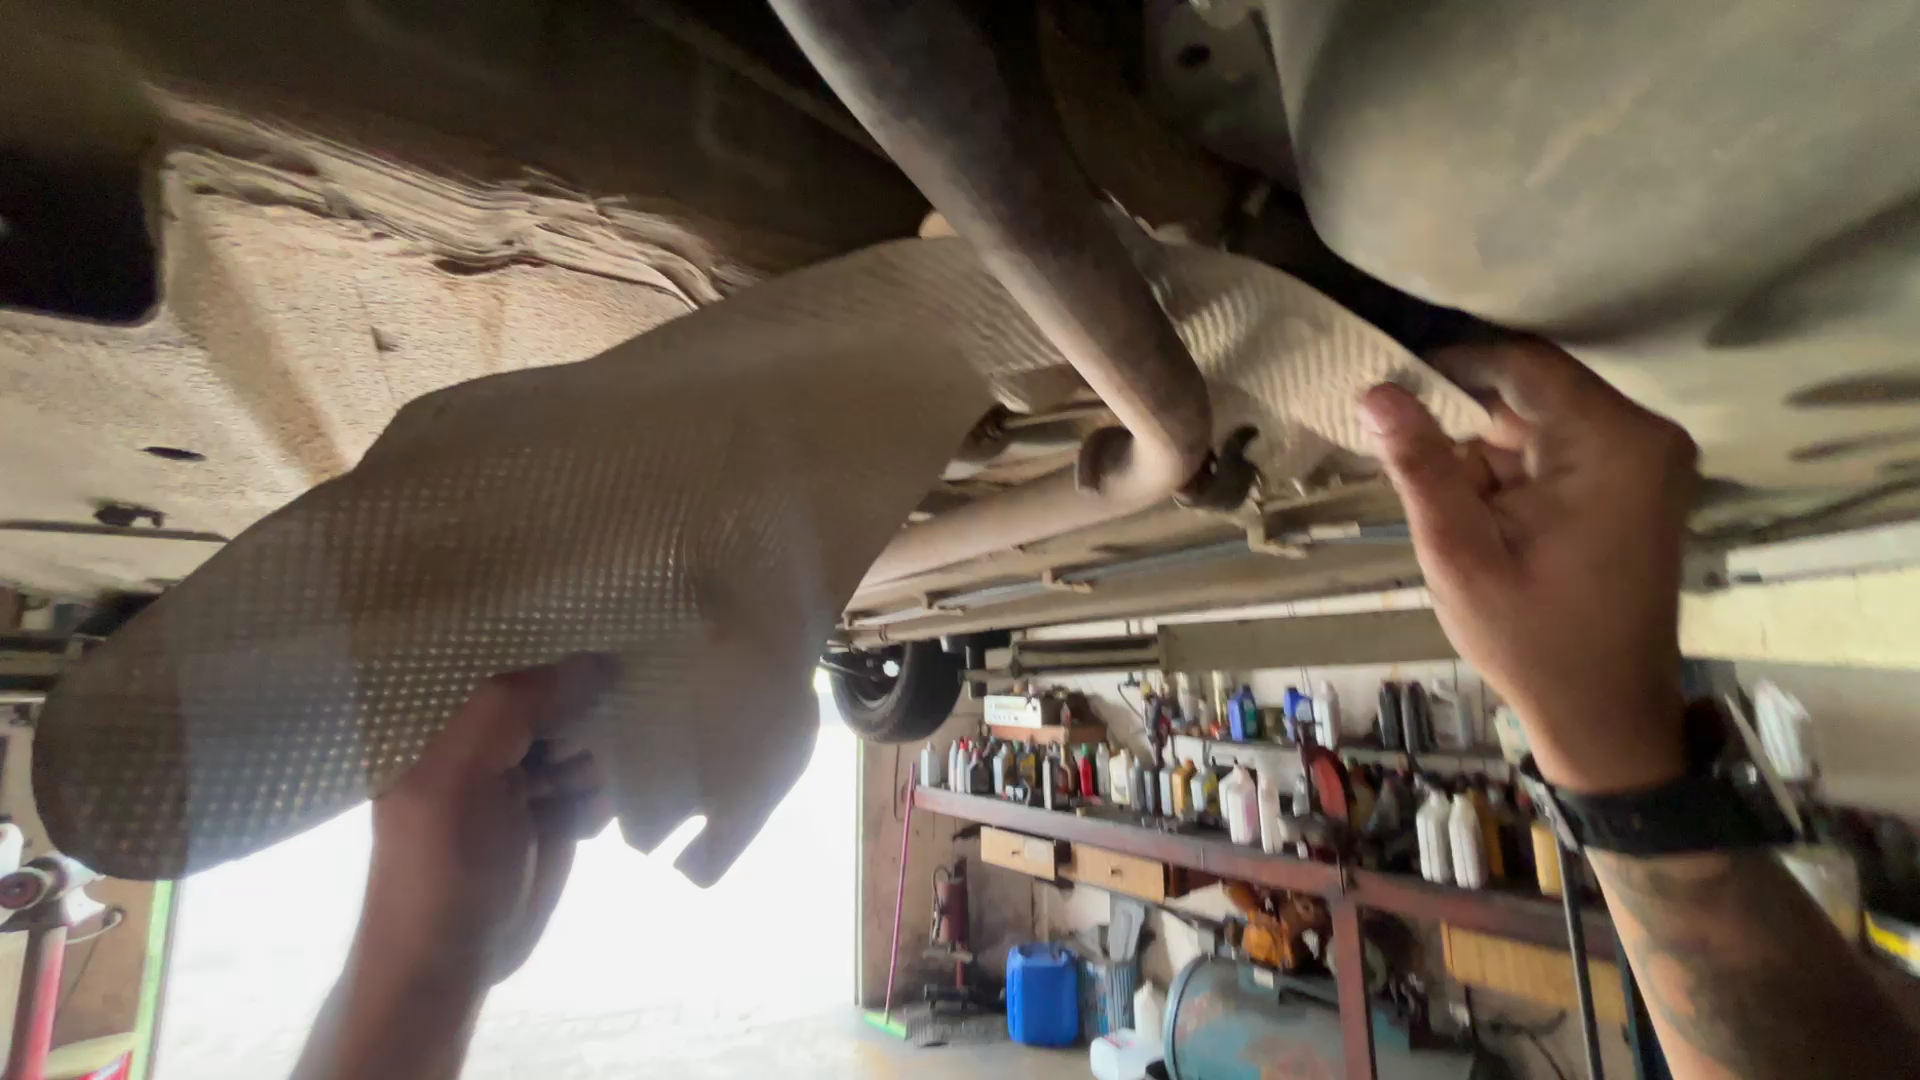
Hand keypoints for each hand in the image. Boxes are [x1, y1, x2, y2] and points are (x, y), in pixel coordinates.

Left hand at [361, 653, 617, 985]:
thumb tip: (593, 660)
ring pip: (584, 742)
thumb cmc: (443, 868)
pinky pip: (598, 783)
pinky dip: (599, 796)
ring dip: (589, 764)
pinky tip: (582, 819)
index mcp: (447, 732)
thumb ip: (513, 707)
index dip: (556, 665)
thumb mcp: (461, 776)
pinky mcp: (558, 819)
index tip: (602, 659)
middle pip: (555, 704)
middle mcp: (489, 751)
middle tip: (570, 742)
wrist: (450, 966)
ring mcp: (526, 786)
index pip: (512, 675)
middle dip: (580, 714)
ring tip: (563, 800)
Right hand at [1357, 340, 1697, 793]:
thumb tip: (1373, 392)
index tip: (1384, 391)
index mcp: (1610, 444)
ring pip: (1532, 425)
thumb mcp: (1456, 549)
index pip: (1520, 364)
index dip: (1447, 366)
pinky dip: (1505, 479)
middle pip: (1526, 396)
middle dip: (1462, 435)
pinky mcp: (1631, 484)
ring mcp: (1643, 461)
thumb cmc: (1527, 634)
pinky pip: (1551, 452)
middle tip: (1422, 492)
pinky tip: (1488, 530)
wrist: (1600, 707)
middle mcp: (1642, 437)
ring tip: (1462, 529)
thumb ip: (1418, 465)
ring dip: (1480, 463)